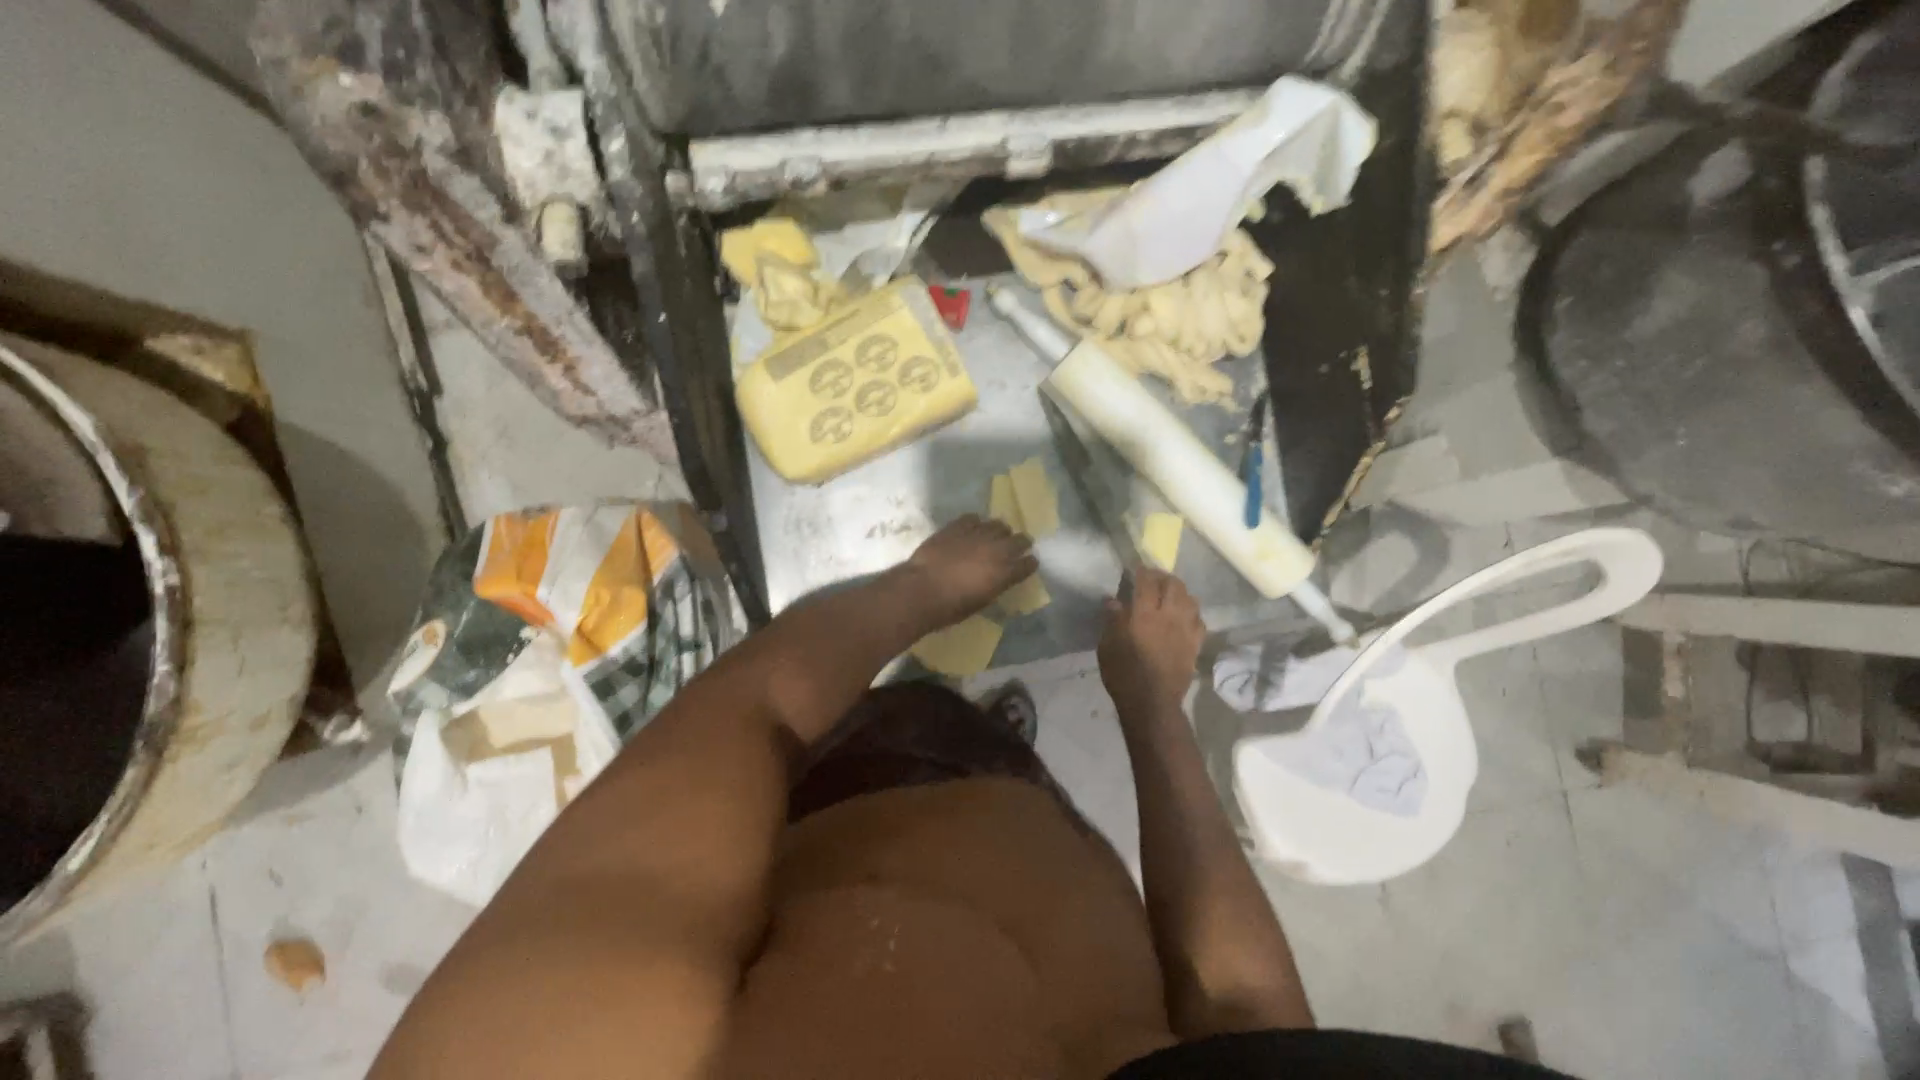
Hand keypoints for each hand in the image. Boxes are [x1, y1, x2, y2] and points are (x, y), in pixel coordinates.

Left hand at [897, 515, 1037, 627]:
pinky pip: (974, 518)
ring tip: (992, 537)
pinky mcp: (958, 526)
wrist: (921, 589)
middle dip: (1020, 543)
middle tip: (1015, 548)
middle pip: (1020, 539)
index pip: (1029, 564)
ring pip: (999, 524)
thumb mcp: (981, 602)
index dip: (1029, 564)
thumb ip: (994, 586)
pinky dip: (976, 524)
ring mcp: (978, 534)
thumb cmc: (951, 607)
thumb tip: (996, 579)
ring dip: (999, 532)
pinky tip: (971, 530)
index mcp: (1006, 573)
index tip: (1027, 564)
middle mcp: (997, 550)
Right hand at [1098, 568, 1205, 709]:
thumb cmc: (1123, 673)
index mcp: (1145, 614)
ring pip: (1190, 600)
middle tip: (1154, 578)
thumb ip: (1113, 620)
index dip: (1142, 571)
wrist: (1152, 702)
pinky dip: (1192, 612)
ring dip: (1181, 592)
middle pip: (1174, 585)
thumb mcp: (1108, 645)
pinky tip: (1185, 616)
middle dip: (1164, 577)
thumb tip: (1114, 600)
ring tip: (1172, 594)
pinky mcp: (1195, 644)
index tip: (1136, 567)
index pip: (1147, 582)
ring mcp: (1186, 630)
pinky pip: (1199, 621)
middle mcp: (1169, 616)